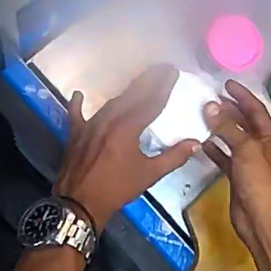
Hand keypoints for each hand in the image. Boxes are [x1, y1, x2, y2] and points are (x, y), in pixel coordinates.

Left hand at [56, 64, 199, 227]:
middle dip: (147, 81)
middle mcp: (108, 120)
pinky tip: (79, 94)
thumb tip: (195, 143)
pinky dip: (78, 105)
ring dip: (125, 93)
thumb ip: (173, 157)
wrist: (79, 201)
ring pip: (110, 104)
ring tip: (138, 83)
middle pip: (130, 96)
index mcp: (127, 128)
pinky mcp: (75, 134)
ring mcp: (89, 125)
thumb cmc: (116, 188)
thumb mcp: (148, 174)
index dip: (163, 86)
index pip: (150, 102)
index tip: (172, 72)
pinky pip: (76, 114)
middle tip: (160, 68)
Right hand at [201, 80, 270, 244]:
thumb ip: (228, 127)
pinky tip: (201, 141)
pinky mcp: (238, 175)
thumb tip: (211, 105)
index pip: (256, 110)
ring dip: (220, 127)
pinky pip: (224, 155)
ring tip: (202, 115)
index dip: (242, 95)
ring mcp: (249, 162)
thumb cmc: (259, 182)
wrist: (260, 219)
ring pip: (233, 138)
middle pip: (245, 122)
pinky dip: (215, 148)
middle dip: (230, 109)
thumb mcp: (245, 149)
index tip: (226, 83)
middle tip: (210, 97)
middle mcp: (262, 147)